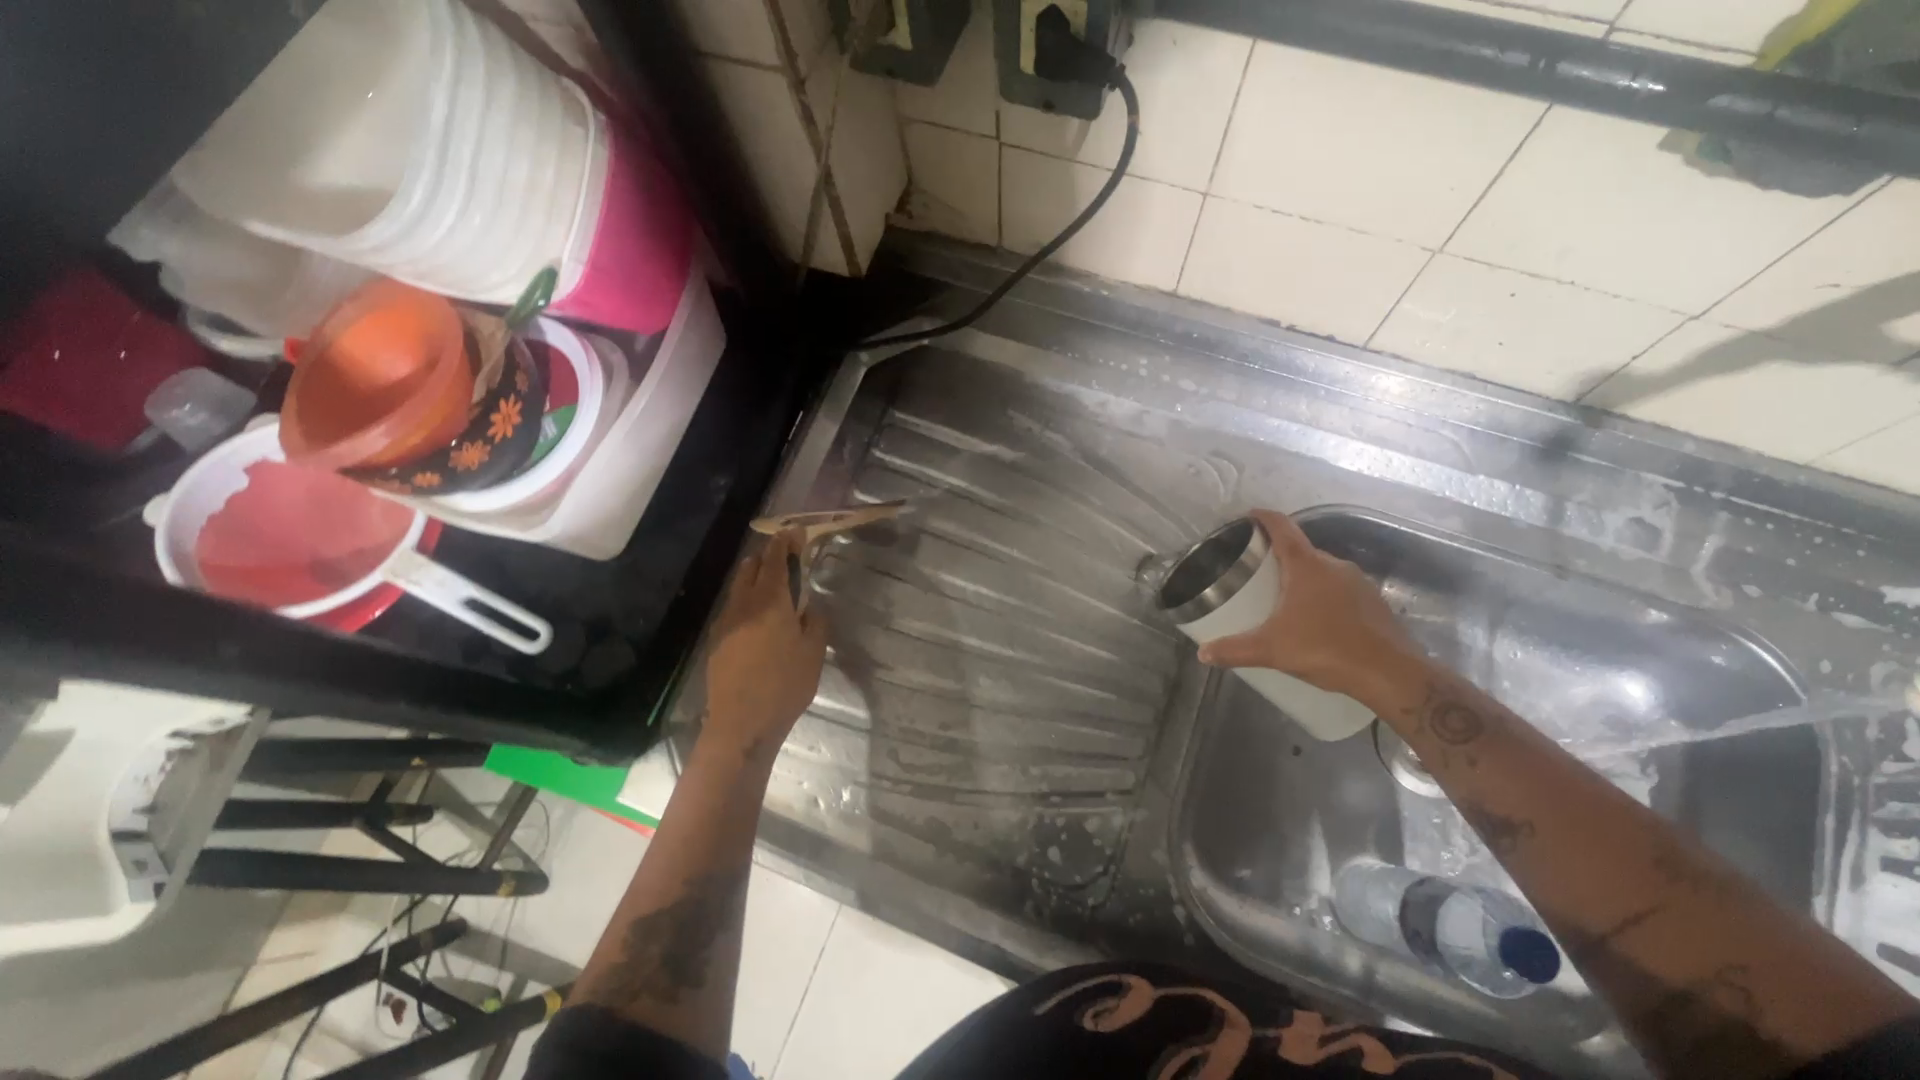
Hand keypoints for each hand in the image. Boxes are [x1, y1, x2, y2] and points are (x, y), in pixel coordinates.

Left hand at [702, 529, 826, 762]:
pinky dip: (746, 602)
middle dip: (767, 556)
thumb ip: (814, 622)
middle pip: (751, 567)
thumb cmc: (785, 686)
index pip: (776, 559)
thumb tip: (808, 607)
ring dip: (755, 579)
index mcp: (771, 601)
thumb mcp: (814, 653)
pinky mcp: (716, 640)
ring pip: (739, 587)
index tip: (794, 531)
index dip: (785, 541)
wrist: (741, 722)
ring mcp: (725, 622)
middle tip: (785, 558)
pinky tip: (758, 620)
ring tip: (772, 589)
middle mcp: (743, 603)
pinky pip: (733, 609)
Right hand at [1196, 509, 1424, 703]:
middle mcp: (1334, 566)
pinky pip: (1341, 590)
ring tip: (1284, 601)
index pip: (1283, 528)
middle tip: (1258, 574)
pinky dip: (1324, 597)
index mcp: (1307, 566)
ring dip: (1303, 580)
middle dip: (1279, 558)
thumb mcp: (1272, 650)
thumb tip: (1203, 654)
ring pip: (1323, 572)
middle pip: (1301, 551)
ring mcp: (1359, 582)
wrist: (1390, 673)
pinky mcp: (1374, 602)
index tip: (1249, 517)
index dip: (1264, 518)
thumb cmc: (1326, 649)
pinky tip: (1317, 622)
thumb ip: (1234, 650)